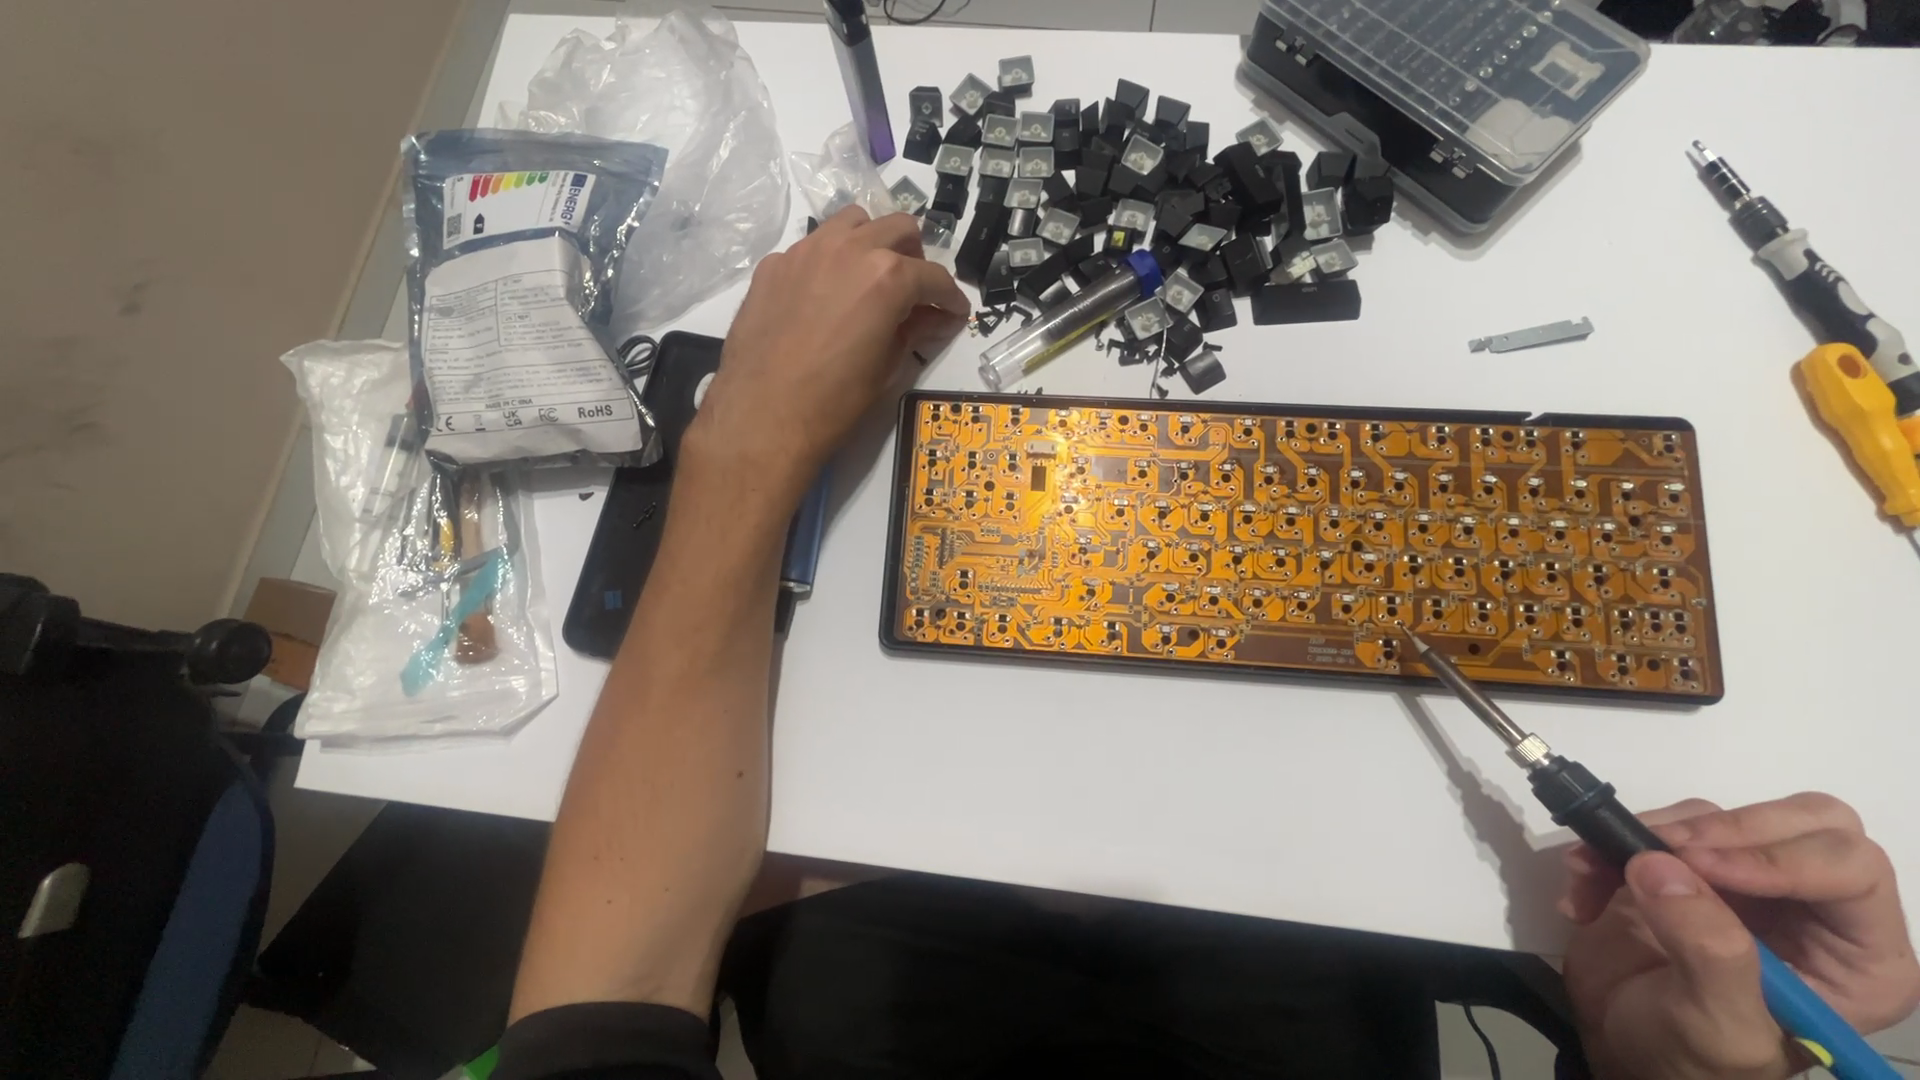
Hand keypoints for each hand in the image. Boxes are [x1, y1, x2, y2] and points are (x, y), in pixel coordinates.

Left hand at [689, 206, 969, 502]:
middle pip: (898, 229)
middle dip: (915, 257)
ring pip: (852, 222)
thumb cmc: (834, 402)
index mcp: (887, 276)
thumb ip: (915, 331)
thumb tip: (937, 318)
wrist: (763, 415)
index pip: (933, 276)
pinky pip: (811, 248)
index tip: (954, 313)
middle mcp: (849, 249)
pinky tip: (824, 299)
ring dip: (871, 243)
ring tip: (869, 279)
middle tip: (914, 292)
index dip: (950, 298)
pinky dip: (828, 263)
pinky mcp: (774, 265)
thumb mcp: (888, 368)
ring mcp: (806, 251)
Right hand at [1561, 794, 1919, 1079]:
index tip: (1696, 864)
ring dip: (1644, 834)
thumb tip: (1660, 866)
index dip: (1776, 855)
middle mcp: (1807, 909)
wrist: (1620, 1053)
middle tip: (1661, 847)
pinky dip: (1602, 843)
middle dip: (1721, 828)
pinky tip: (1582, 886)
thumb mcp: (1718, 1026)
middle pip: (1801, 823)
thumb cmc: (1692, 1061)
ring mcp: (1737, 883)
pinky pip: (1646, 826)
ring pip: (1715, 817)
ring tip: (1595, 875)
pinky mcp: (1671, 868)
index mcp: (1853, 953)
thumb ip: (1710, 951)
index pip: (1847, 868)